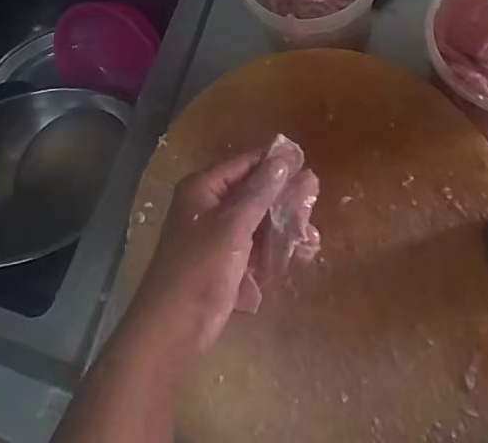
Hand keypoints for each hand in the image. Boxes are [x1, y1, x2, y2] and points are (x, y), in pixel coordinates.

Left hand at [120, 150, 293, 369]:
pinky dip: (274, 250)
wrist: (172, 330)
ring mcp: (217, 237)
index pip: (243, 165)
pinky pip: (254, 248)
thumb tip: (283, 157)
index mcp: (203, 189)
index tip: (305, 161)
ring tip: (311, 235)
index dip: (274, 161)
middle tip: (314, 195)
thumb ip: (259, 192)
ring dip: (284, 227)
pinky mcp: (225, 264)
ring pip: (257, 222)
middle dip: (283, 198)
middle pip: (253, 193)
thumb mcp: (233, 226)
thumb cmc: (200, 269)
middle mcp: (208, 207)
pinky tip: (299, 254)